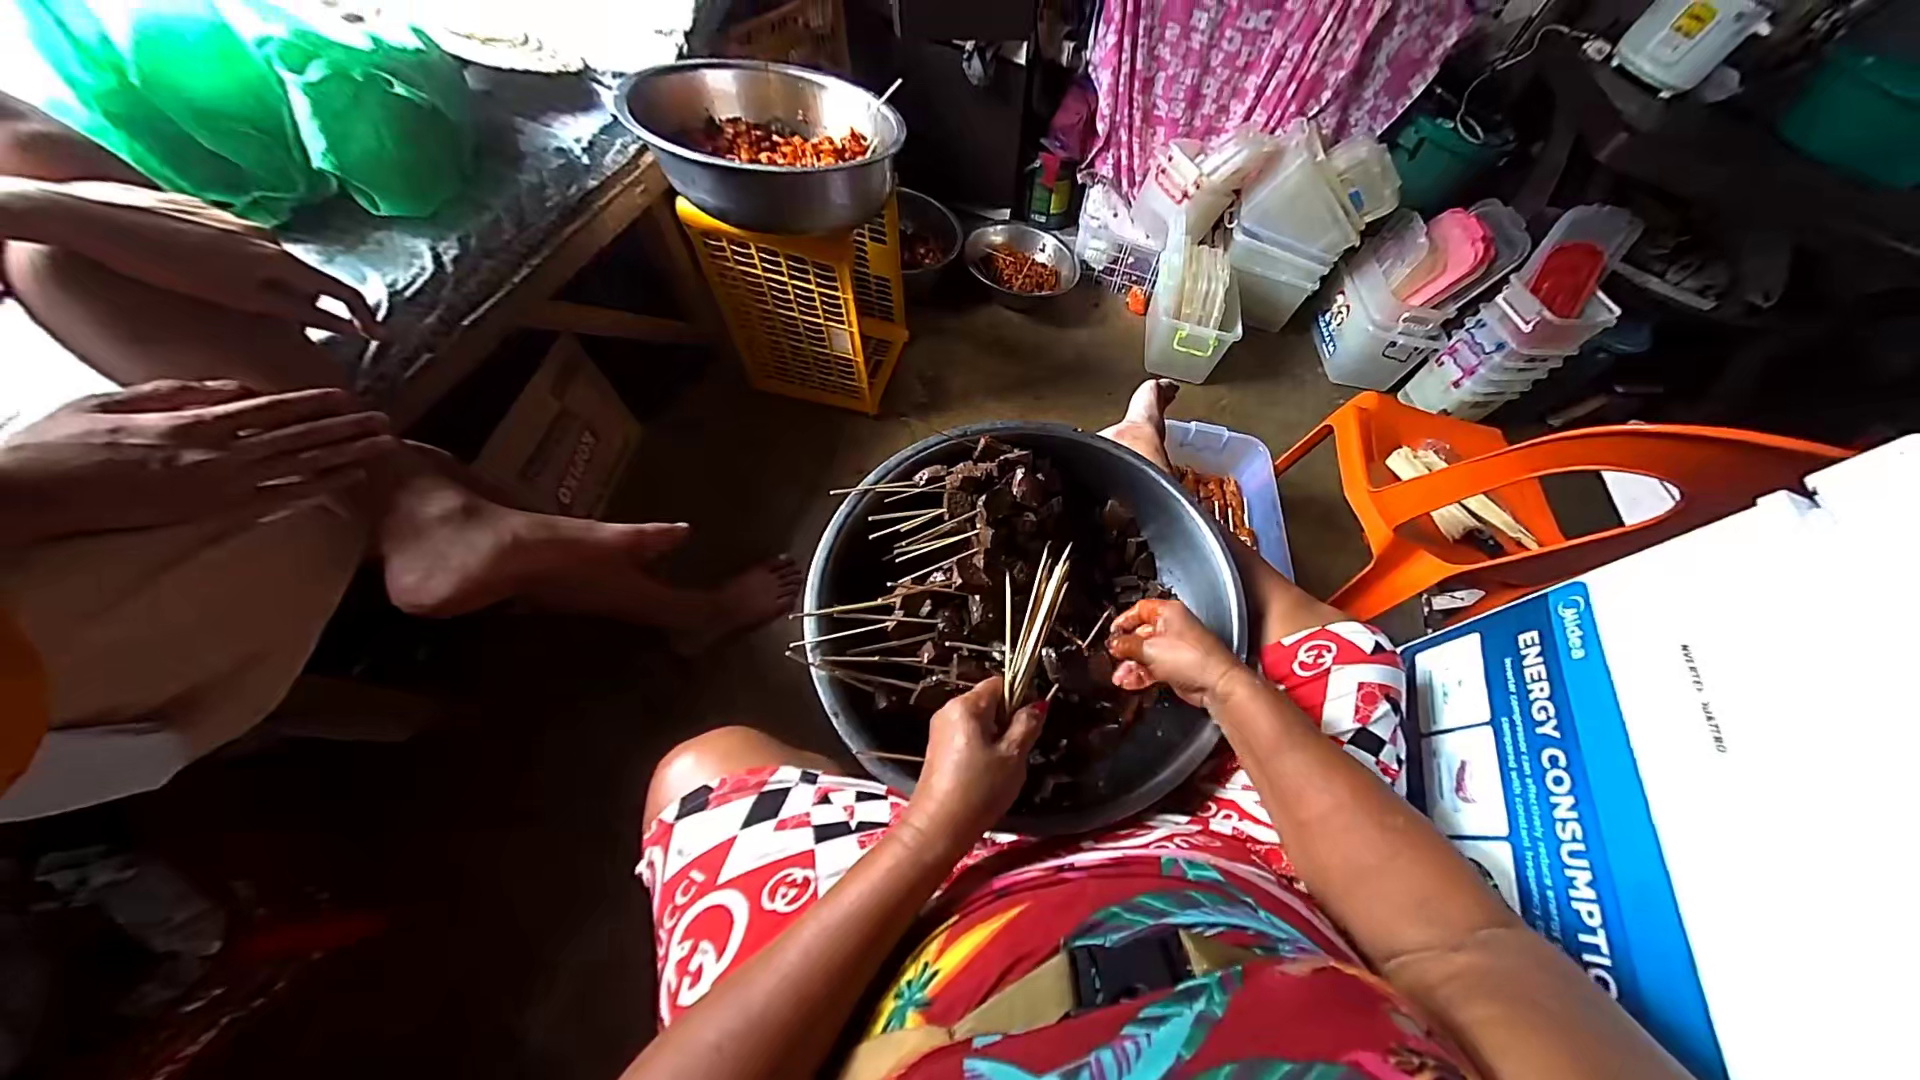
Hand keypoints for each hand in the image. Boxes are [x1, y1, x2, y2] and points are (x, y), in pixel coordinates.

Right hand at [0, 380, 395, 541]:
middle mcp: (217, 455)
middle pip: (298, 438)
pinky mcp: (221, 512)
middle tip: (385, 421)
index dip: (312, 403)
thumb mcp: (108, 403)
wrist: (27, 497)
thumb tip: (232, 388)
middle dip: (345, 428)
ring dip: (348, 455)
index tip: (346, 396)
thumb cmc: (58, 445)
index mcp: (190, 424)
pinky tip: (352, 478)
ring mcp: (223, 486)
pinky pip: (284, 498)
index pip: (267, 409)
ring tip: (384, 446)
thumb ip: (176, 393)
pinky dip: (322, 487)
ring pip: (302, 467)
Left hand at [37, 181, 377, 336]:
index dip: (366, 316)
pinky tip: (198, 267)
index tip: (379, 334)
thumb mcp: (238, 297)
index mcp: (279, 259)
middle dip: (304, 298)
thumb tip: (342, 322)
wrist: (77, 213)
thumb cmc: (157, 264)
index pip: (342, 291)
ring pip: (267, 258)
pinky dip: (233, 260)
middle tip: (289, 321)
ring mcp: (231, 218)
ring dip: (264, 278)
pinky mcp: (196, 207)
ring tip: (231, 293)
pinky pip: (234, 241)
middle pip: (303, 274)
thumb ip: (296, 309)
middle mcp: (265, 235)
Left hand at [903, 677, 1045, 844]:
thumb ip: (1028, 725)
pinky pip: (968, 733)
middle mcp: (949, 709)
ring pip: (979, 718)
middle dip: (1008, 718)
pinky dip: (982, 744)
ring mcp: (941, 728)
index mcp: (966, 705)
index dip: (1021, 695)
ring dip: (997, 733)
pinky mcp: (938, 746)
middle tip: (1020, 747)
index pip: (1000, 682)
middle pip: (989, 700)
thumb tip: (1038, 703)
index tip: (1033, 720)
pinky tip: (988, 770)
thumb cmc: (979, 790)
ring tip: (1005, 763)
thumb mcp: (1012, 757)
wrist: (939, 827)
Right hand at [1105, 598, 1245, 707]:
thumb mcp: (1150, 649)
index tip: (1113, 634)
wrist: (1216, 684)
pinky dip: (1141, 674)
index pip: (1139, 609)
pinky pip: (1152, 667)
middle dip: (1126, 648)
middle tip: (1115, 657)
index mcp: (1168, 612)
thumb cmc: (1194, 659)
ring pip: (1145, 653)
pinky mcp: (1176, 666)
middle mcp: (1172, 627)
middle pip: (1140, 633)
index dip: (1123, 621)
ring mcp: (1175, 647)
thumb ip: (1126, 645)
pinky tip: (1130, 682)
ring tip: (1120, 676)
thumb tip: (1114, 644)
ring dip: (1131, 665)